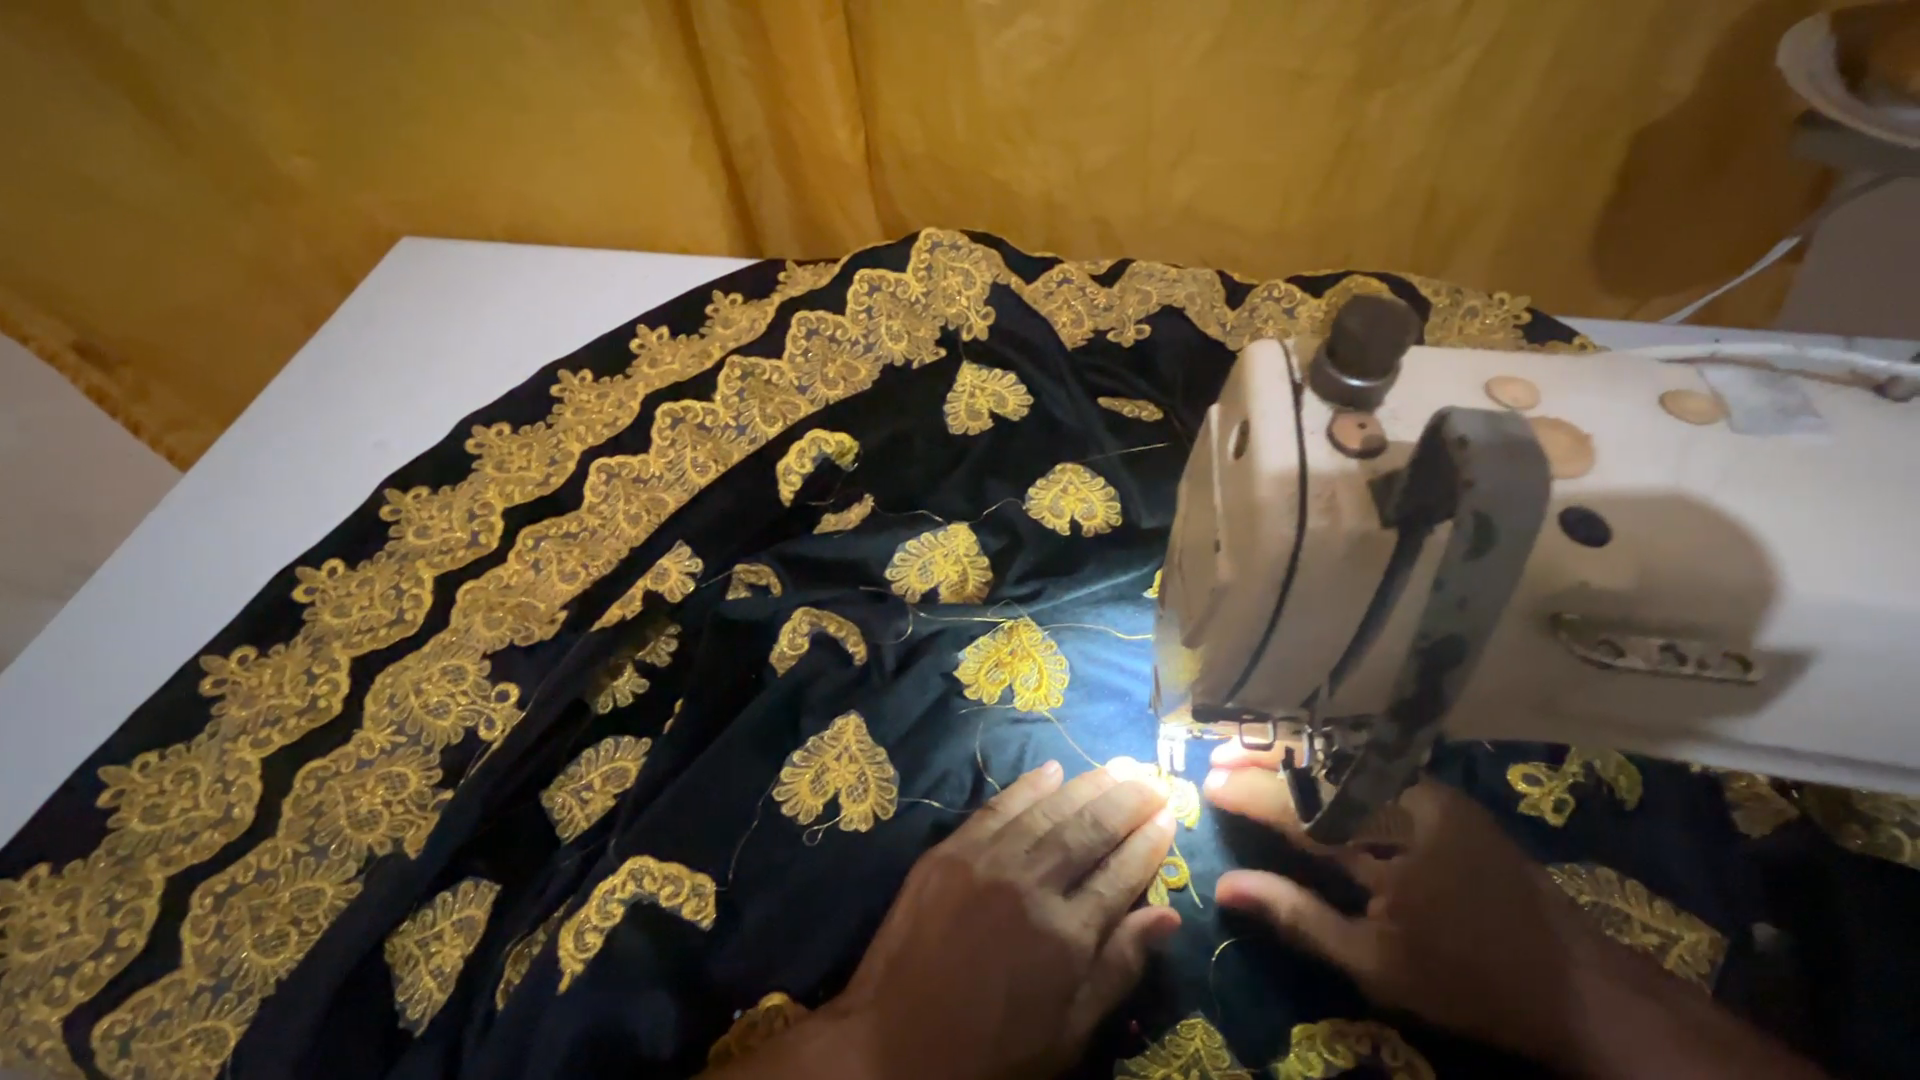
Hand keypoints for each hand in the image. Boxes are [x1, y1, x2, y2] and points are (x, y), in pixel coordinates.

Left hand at [709, 761, 1180, 1079]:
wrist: (891, 1042)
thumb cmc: (990, 1049)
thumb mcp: (1067, 1032)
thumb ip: (1117, 969)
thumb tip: (1167, 917)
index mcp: (1065, 936)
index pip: (1120, 874)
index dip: (1149, 843)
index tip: (1169, 816)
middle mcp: (1030, 886)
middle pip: (1089, 831)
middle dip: (1127, 802)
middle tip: (1152, 778)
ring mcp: (985, 862)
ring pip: (1048, 811)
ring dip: (1087, 786)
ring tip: (1116, 767)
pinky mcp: (948, 852)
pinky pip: (997, 807)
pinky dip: (1028, 786)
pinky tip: (1052, 770)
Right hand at [1202, 741, 1591, 1067]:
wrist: (1583, 992)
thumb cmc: (1471, 982)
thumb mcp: (1375, 962)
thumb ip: (1298, 917)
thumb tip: (1226, 887)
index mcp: (1394, 833)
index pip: (1303, 803)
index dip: (1252, 792)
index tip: (1208, 783)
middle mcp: (1414, 798)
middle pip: (1325, 767)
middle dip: (1269, 761)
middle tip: (1219, 757)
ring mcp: (1434, 798)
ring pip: (1349, 767)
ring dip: (1297, 762)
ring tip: (1249, 755)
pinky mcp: (1446, 807)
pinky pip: (1375, 780)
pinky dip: (1332, 776)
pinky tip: (1307, 777)